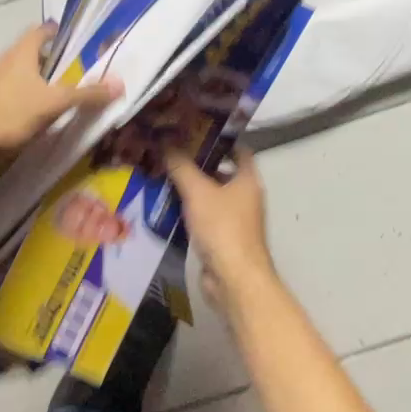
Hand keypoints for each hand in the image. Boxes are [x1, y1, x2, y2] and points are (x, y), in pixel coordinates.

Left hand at [0, 23, 122, 154]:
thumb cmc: (14, 114)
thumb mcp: (55, 104)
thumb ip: (87, 94)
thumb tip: (120, 84)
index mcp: (20, 54)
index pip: (39, 31)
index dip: (54, 32)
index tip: (68, 37)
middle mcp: (2, 60)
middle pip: (27, 51)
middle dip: (46, 58)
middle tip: (67, 69)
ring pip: (15, 70)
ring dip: (32, 77)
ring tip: (51, 90)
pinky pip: (6, 88)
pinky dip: (20, 92)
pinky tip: (29, 108)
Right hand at [165, 147, 274, 311]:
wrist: (234, 280)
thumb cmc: (222, 228)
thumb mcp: (198, 191)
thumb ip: (181, 166)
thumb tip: (165, 141)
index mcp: (248, 180)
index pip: (238, 150)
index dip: (219, 139)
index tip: (193, 131)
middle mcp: (245, 197)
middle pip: (222, 173)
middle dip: (197, 164)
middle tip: (170, 152)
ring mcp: (235, 220)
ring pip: (211, 196)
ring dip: (190, 188)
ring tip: (162, 175)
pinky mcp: (222, 239)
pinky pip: (204, 218)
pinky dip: (189, 211)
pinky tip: (166, 206)